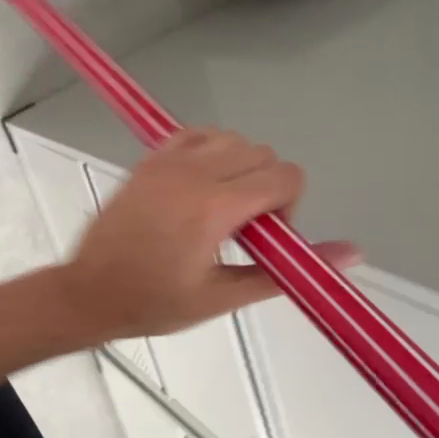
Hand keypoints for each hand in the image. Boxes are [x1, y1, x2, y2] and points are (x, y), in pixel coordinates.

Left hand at [56, 130, 359, 341]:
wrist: (87, 294)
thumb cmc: (148, 303)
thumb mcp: (220, 298)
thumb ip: (283, 272)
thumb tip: (352, 255)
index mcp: (214, 207)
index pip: (285, 177)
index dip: (287, 209)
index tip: (262, 240)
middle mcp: (192, 174)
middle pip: (263, 154)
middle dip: (266, 188)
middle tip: (240, 231)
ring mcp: (165, 164)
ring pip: (231, 139)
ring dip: (238, 166)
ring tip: (218, 209)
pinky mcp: (146, 163)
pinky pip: (193, 134)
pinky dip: (207, 151)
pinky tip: (197, 187)